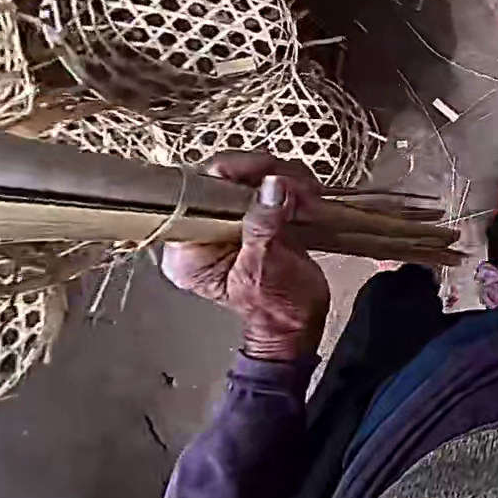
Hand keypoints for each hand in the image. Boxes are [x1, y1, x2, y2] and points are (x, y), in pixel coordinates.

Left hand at [161, 152, 329, 361]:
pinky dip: (293, 186)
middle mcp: (204, 231)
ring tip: (307, 197)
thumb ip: (265, 225)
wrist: (297, 323)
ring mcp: (231, 221)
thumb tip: (272, 187)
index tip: (266, 173)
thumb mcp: (266, 268)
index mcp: (190, 249)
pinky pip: (268, 187)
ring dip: (286, 180)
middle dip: (266, 177)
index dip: (231, 176)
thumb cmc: (275, 308)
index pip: (198, 193)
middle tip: (295, 189)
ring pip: (251, 178)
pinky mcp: (254, 217)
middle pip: (226, 180)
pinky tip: (307, 198)